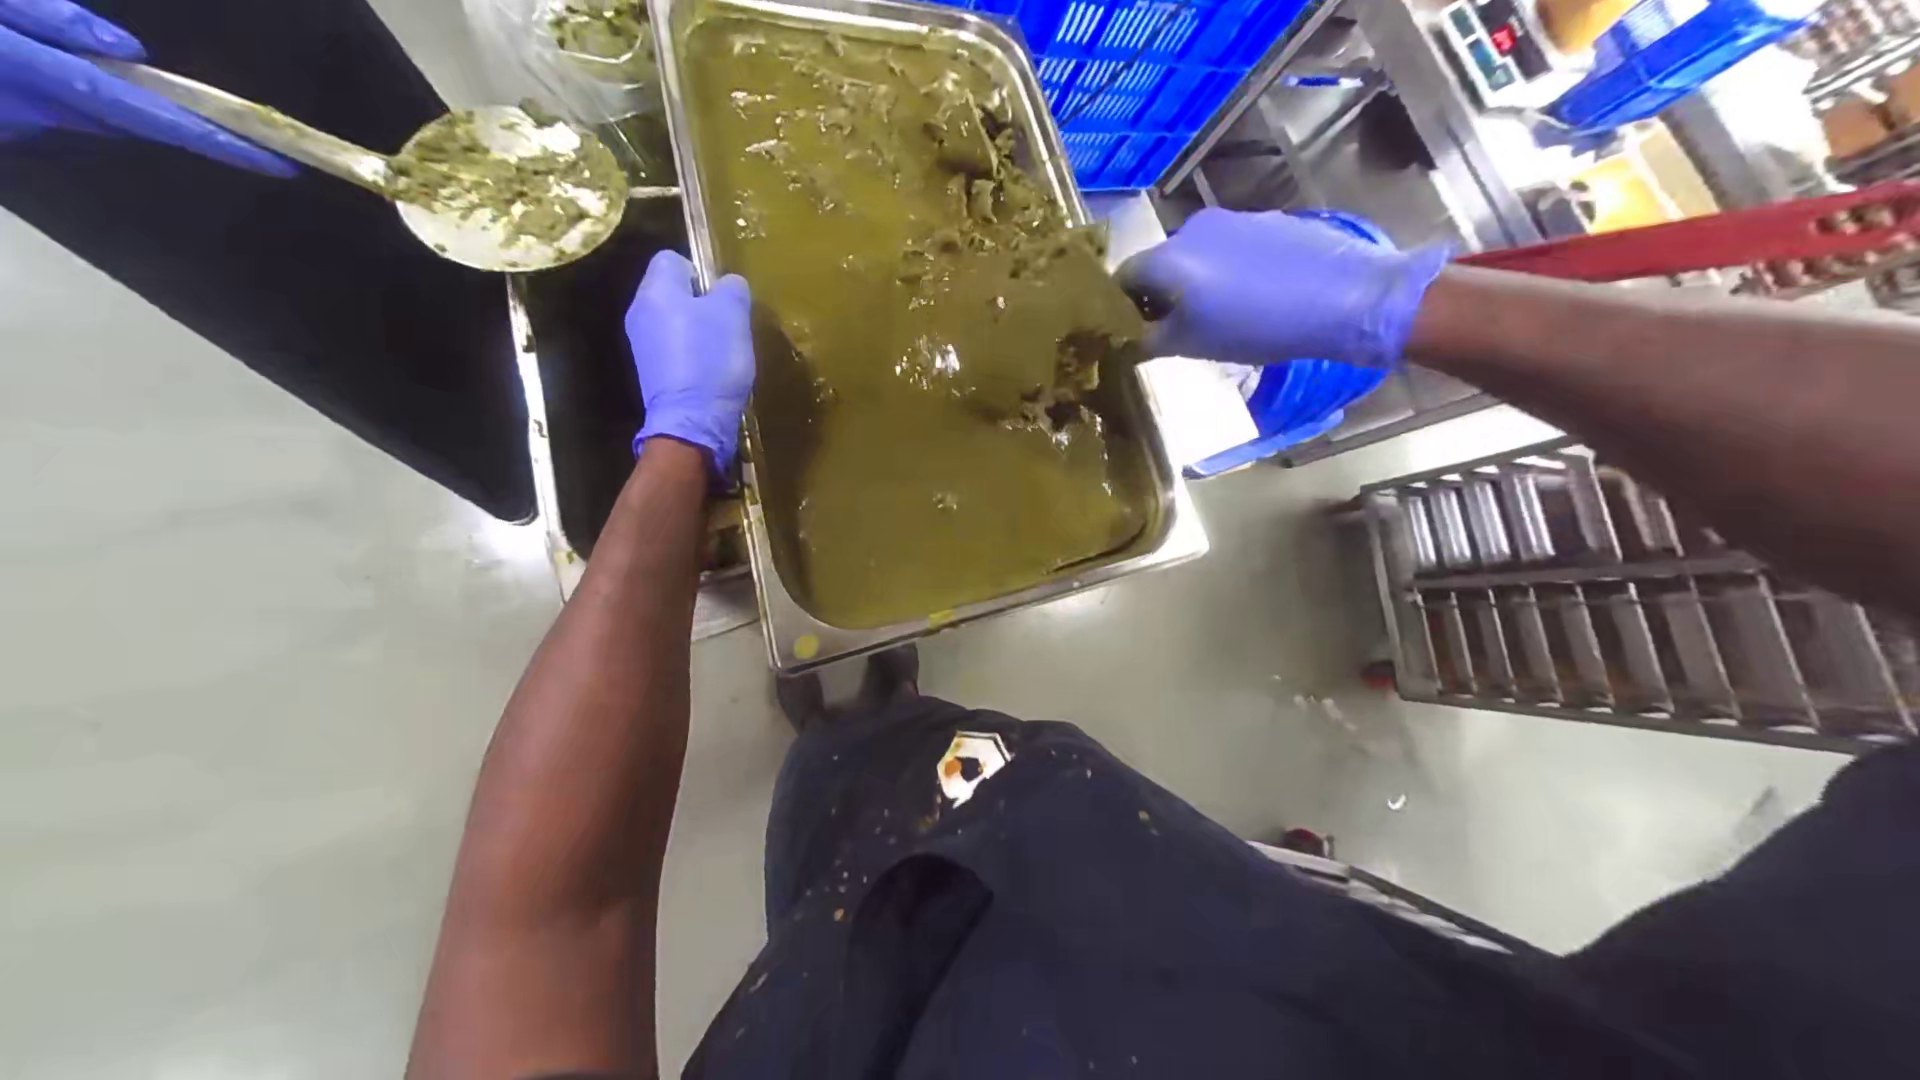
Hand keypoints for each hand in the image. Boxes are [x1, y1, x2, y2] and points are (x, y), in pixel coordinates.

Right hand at [0, 0, 294, 175]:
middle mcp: (18, 110)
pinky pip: (23, 111)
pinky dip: (21, 87)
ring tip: (11, 41)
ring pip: (65, 114)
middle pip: (109, 118)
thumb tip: (121, 49)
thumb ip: (36, 12)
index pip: (147, 115)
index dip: (218, 143)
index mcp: (20, 69)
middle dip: (126, 102)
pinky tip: (1, 66)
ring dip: (60, 87)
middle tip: (135, 87)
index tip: (280, 166)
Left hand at [627, 250, 755, 475]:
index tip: (722, 296)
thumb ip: (732, 290)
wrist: (693, 420)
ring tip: (720, 350)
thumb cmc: (712, 360)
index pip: (671, 258)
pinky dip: (689, 354)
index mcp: (657, 290)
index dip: (699, 271)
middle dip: (700, 303)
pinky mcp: (650, 371)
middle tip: (727, 324)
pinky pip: (671, 348)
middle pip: (671, 291)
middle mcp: (640, 311)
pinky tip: (708, 371)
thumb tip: (728, 283)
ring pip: (672, 321)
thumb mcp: (733, 316)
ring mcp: (641, 344)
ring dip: (696, 330)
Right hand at [1117, 208, 1448, 368]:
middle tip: (1175, 329)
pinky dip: (1224, 271)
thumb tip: (1125, 339)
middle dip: (1158, 295)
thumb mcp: (1189, 345)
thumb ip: (1147, 340)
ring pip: (1193, 255)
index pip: (1122, 278)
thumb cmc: (1254, 327)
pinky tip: (1250, 296)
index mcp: (1167, 257)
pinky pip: (1227, 247)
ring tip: (1217, 314)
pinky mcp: (1266, 220)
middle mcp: (1191, 229)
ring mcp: (1232, 219)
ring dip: (1193, 283)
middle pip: (1158, 264)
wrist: (1344, 297)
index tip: (1134, 331)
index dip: (1120, 307)